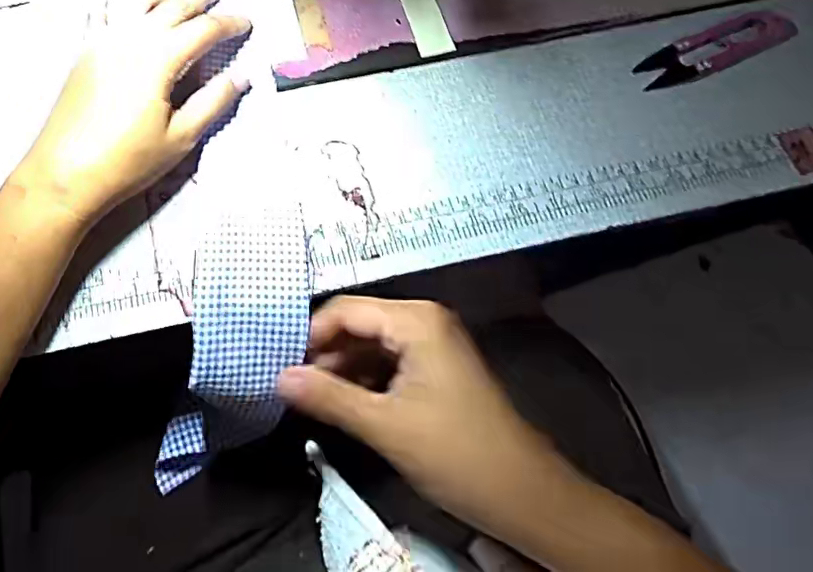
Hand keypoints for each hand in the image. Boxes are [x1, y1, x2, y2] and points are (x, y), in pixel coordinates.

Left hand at [6, 0, 252, 228]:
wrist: (64, 172)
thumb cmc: (126, 161)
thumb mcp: (179, 138)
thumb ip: (212, 102)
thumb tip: (241, 75)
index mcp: (159, 58)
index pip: (203, 29)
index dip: (228, 23)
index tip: (246, 20)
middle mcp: (131, 38)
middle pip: (171, 5)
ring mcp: (103, 39)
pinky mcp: (84, 49)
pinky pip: (104, 11)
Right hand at [276, 297, 576, 526]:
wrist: (532, 501)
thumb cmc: (459, 455)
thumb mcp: (385, 427)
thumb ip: (328, 397)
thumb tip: (279, 378)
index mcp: (415, 320)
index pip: (344, 311)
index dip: (310, 336)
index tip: (282, 364)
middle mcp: (424, 319)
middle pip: (357, 323)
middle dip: (325, 353)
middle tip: (295, 383)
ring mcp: (433, 341)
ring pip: (370, 342)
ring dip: (342, 367)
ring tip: (314, 396)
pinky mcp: (437, 365)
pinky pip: (388, 358)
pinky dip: (364, 377)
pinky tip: (345, 401)